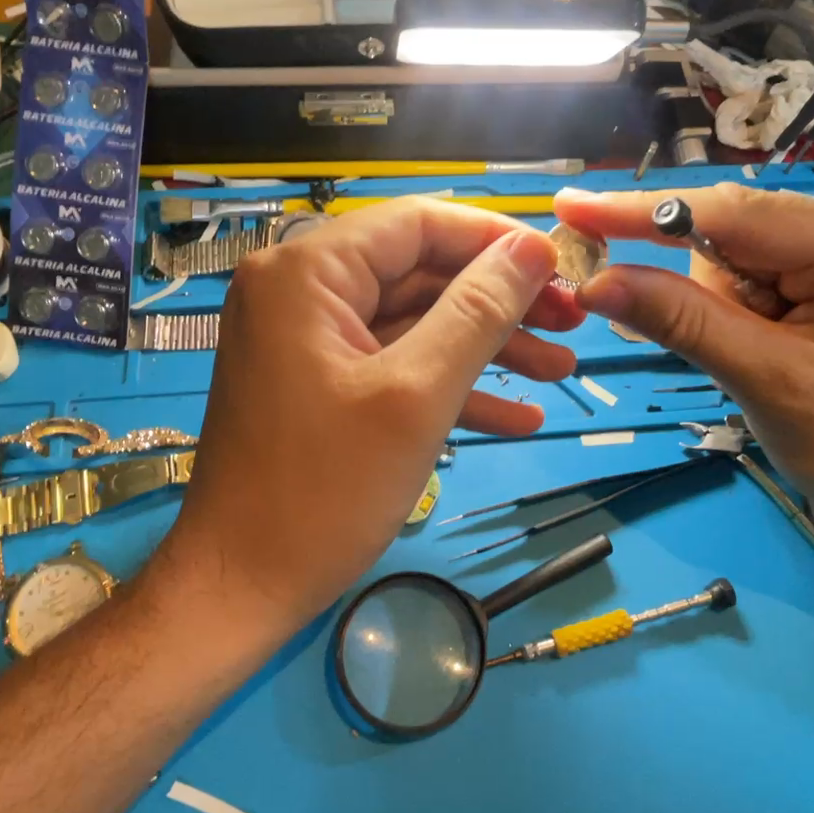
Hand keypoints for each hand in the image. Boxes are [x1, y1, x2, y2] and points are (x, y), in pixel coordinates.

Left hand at [153, 197, 582, 631]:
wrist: (239, 588)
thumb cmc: (323, 490)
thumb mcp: (415, 395)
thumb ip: (476, 311)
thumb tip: (531, 248)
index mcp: (306, 272)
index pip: (417, 224)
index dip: (496, 241)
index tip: (563, 268)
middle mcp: (300, 291)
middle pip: (419, 273)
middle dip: (499, 301)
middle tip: (574, 324)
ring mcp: (306, 341)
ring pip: (413, 323)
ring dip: (486, 347)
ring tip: (561, 370)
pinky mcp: (318, 386)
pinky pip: (391, 367)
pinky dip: (448, 387)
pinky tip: (516, 418)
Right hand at [553, 184, 813, 549]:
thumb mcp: (767, 382)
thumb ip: (682, 322)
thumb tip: (596, 283)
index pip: (732, 213)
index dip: (642, 212)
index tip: (572, 206)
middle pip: (733, 231)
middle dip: (703, 288)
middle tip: (722, 347)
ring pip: (736, 255)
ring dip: (724, 308)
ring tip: (763, 363)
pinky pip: (756, 274)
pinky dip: (738, 312)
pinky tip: (765, 350)